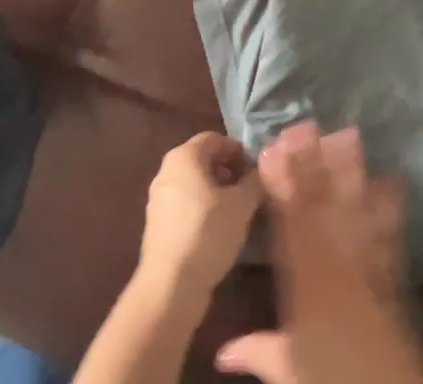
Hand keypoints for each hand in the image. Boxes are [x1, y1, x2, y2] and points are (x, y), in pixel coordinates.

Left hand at [136, 131, 263, 300]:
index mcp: (183, 157)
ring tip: (241, 210)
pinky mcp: (159, 223)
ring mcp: (159, 197)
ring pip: (195, 183)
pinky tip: (221, 228)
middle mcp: (166, 170)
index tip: (258, 169)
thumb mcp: (242, 205)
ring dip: (218, 190)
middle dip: (229, 170)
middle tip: (252, 189)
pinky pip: (186, 203)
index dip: (238, 150)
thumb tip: (263, 168)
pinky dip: (204, 207)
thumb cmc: (207, 234)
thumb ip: (255, 180)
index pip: (214, 138)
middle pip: (203, 159)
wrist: (170, 284)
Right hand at [216, 124, 422, 383]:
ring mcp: (365, 265)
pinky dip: (390, 208)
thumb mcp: (287, 368)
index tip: (269, 151)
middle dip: (310, 164)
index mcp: (301, 282)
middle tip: (305, 126)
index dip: (277, 185)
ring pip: (353, 210)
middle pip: (319, 207)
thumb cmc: (329, 376)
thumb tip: (220, 354)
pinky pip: (389, 234)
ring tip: (346, 135)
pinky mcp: (393, 274)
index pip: (285, 224)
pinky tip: (392, 181)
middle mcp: (333, 265)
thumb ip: (256, 351)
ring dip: (350, 172)